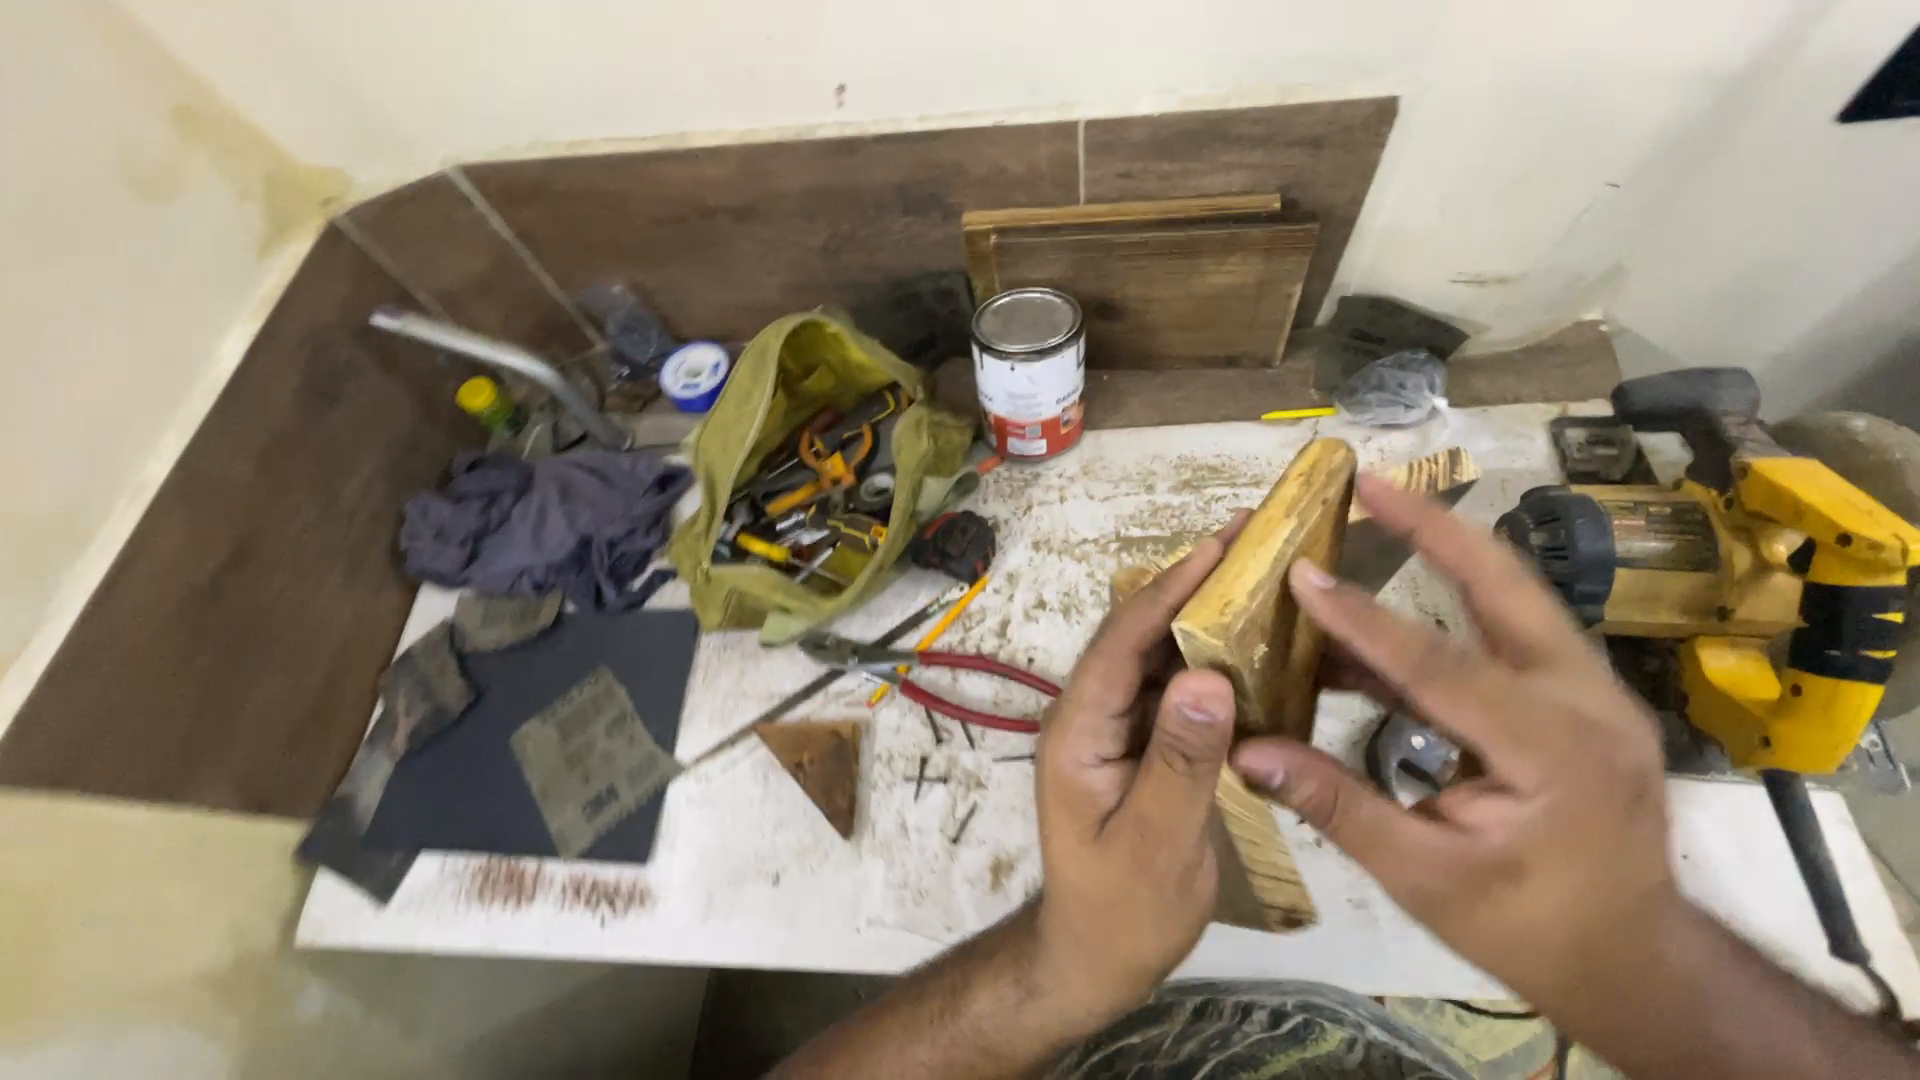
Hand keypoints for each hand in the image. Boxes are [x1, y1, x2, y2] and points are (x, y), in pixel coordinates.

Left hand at [1028, 515, 1245, 1032]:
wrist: (1096, 954)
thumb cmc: (1120, 908)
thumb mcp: (1155, 843)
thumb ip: (1180, 761)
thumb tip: (1210, 676)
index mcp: (1077, 729)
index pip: (1120, 643)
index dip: (1169, 591)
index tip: (1220, 545)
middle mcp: (1091, 714)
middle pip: (1137, 638)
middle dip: (1189, 588)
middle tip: (1251, 544)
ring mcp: (1114, 727)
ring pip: (1157, 659)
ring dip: (1203, 619)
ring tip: (1261, 581)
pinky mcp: (1139, 743)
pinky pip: (1174, 692)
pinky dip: (1211, 665)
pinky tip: (1255, 651)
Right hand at [1232, 474, 1682, 1005]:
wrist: (1638, 960)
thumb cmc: (1530, 928)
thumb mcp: (1425, 878)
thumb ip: (1336, 806)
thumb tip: (1244, 752)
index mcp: (1556, 753)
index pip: (1441, 665)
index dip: (1362, 619)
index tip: (1300, 573)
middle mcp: (1584, 702)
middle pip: (1507, 587)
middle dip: (1434, 527)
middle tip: (1370, 482)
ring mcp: (1587, 693)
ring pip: (1510, 598)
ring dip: (1441, 553)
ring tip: (1372, 517)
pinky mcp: (1571, 697)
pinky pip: (1498, 637)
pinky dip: (1437, 614)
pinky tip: (1372, 622)